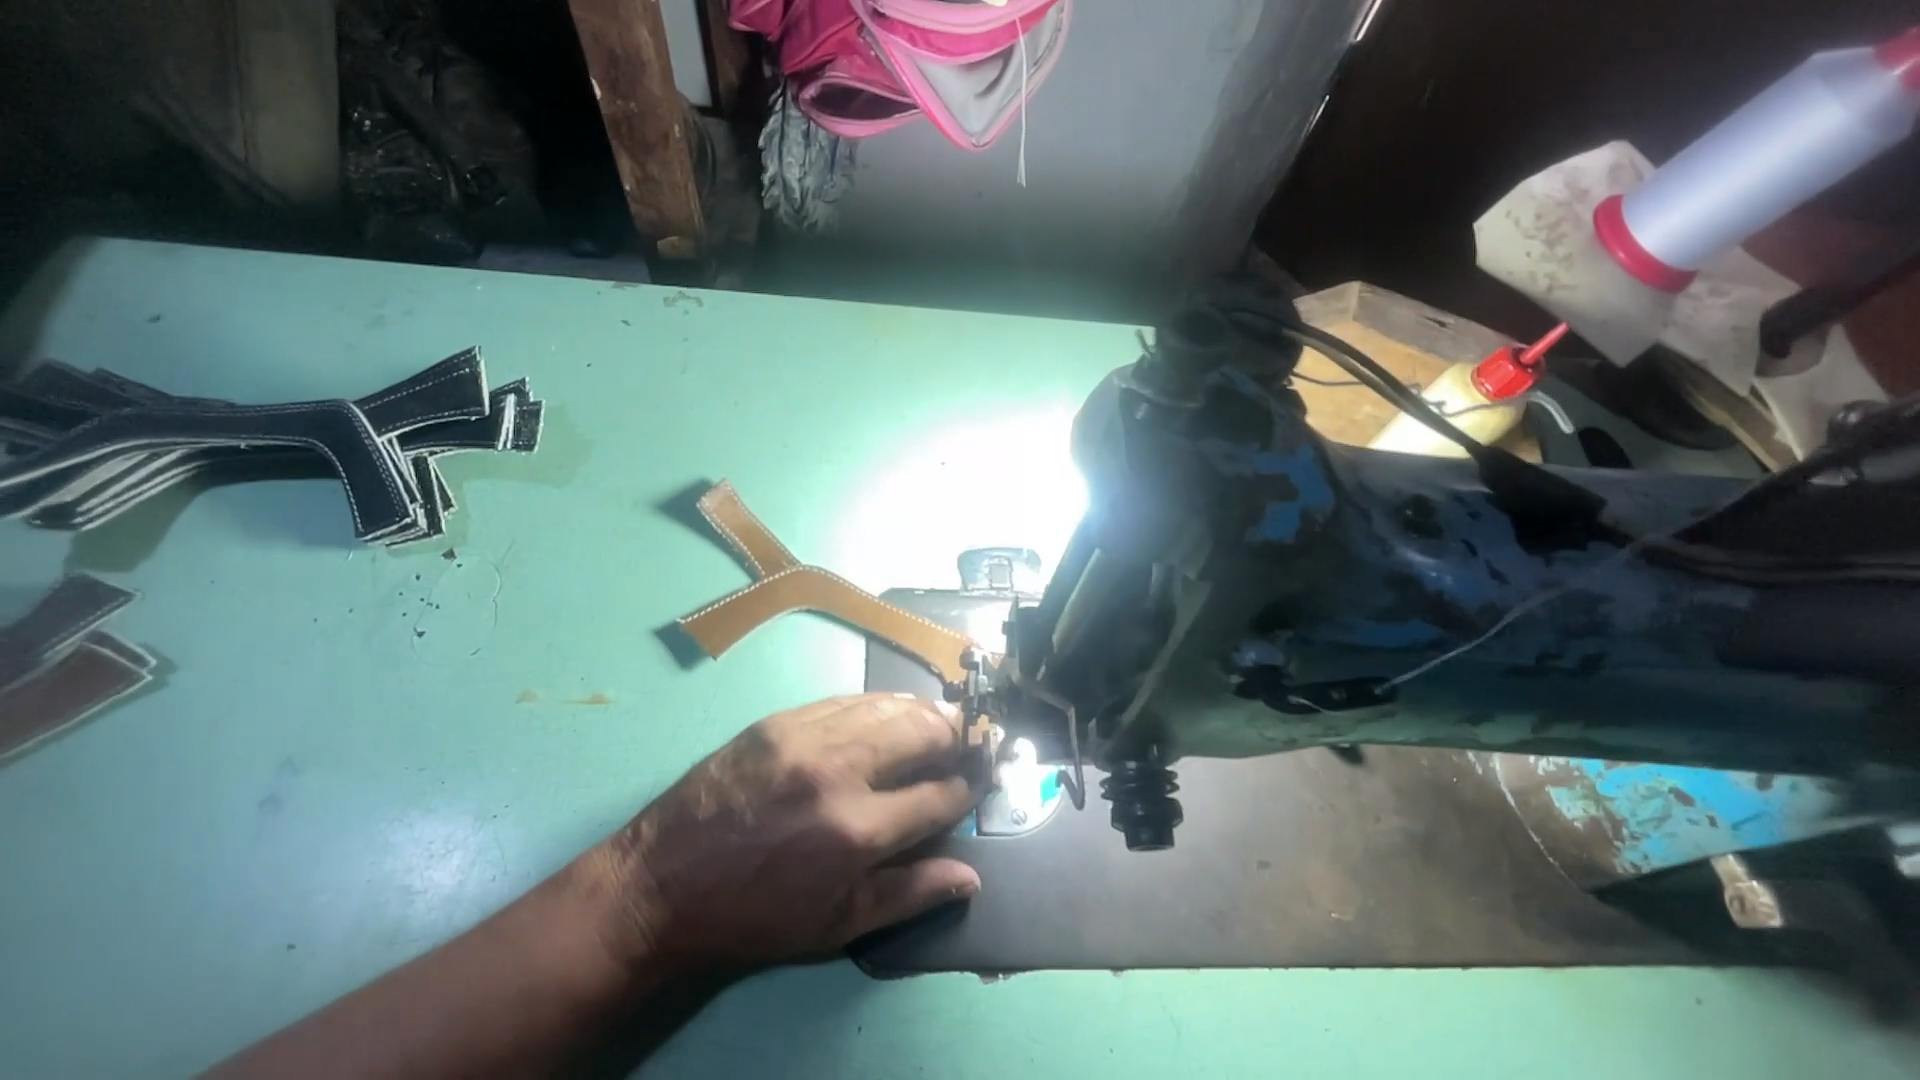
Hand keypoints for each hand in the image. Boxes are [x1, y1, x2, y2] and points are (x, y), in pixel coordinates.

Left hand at [595, 693, 982, 972]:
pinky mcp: (777, 721)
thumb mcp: (836, 925)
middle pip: (921, 730)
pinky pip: (845, 700)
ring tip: (937, 723)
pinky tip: (887, 715)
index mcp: (856, 831)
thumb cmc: (753, 916)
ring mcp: (804, 737)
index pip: (938, 794)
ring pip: (886, 705)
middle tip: (967, 744)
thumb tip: (971, 874)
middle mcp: (837, 772)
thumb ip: (910, 895)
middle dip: (955, 735)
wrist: (661, 883)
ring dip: (922, 711)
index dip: (969, 787)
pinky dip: (877, 705)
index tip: (981, 781)